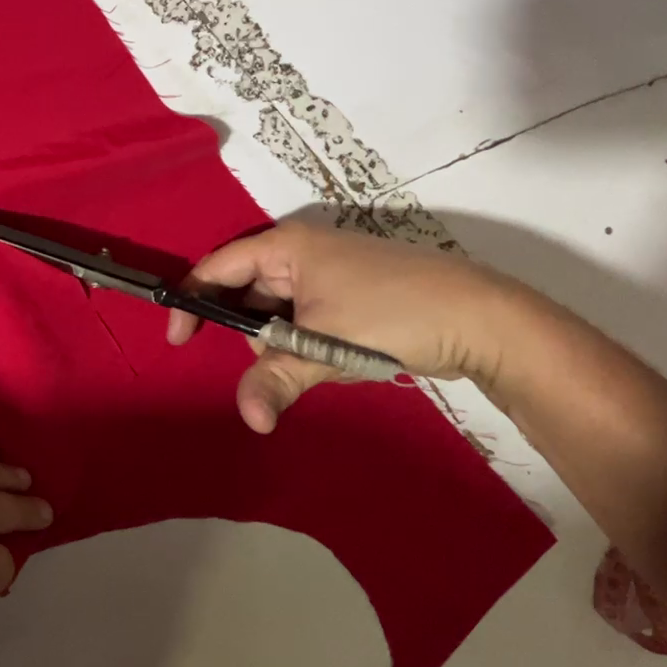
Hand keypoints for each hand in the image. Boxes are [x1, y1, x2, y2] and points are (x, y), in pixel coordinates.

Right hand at [166, 221, 565, 432]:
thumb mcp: (326, 346)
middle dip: (252, 331)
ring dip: (284, 339)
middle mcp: (301, 250)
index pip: (217, 268)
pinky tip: (334, 355)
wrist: (487, 320)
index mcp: (285, 246)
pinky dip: (307, 338)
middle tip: (272, 360)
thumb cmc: (393, 315)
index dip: (192, 302)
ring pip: (279, 307)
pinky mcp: (352, 292)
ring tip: (317, 360)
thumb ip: (277, 379)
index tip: (179, 342)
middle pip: (247, 291)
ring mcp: (329, 270)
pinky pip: (306, 314)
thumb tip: (249, 420)